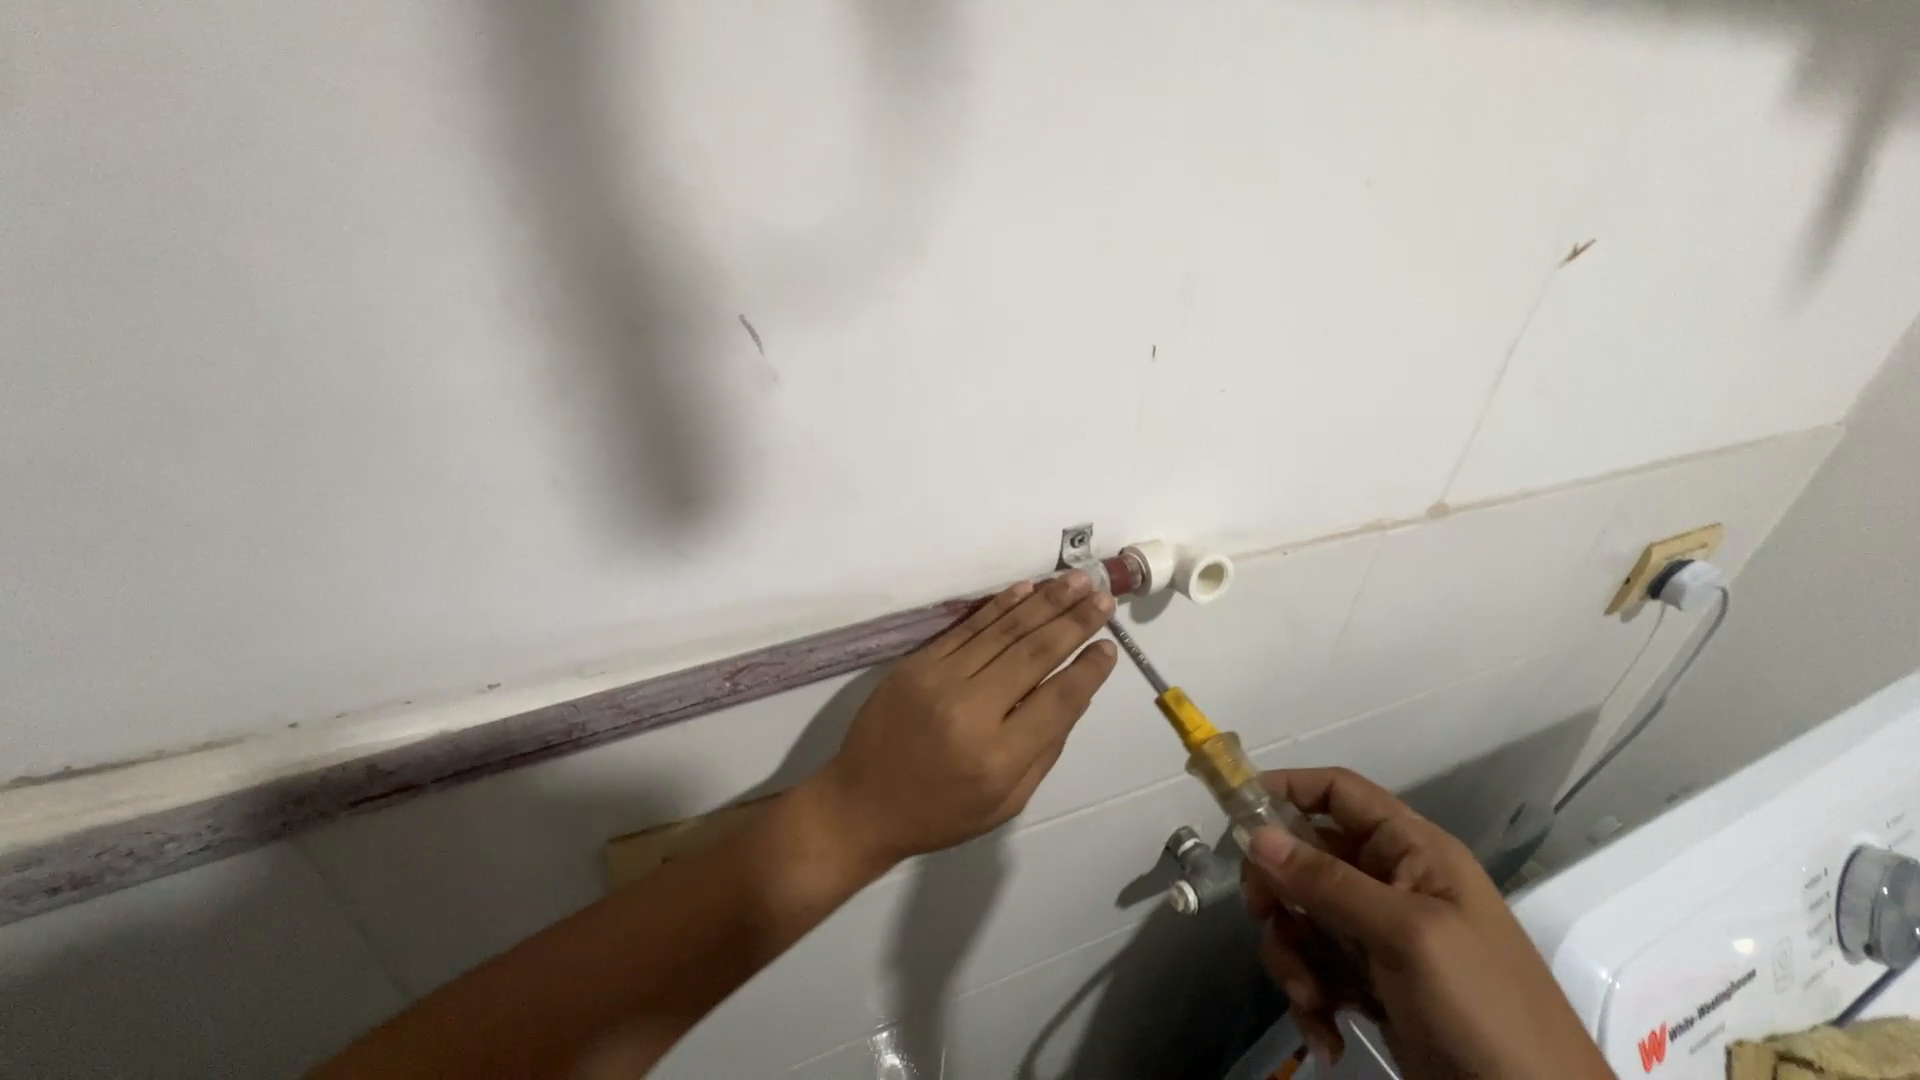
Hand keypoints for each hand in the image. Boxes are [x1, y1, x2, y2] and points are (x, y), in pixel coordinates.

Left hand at [811, 571, 1117, 865]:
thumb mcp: (1006, 802)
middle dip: (1074, 621)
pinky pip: (967, 629)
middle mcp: (971, 712)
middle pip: (1033, 654)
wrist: (860, 804)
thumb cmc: (940, 814)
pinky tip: (1027, 590)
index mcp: (999, 757)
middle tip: (1104, 596)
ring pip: (1002, 632)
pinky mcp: (916, 664)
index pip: (1058, 700)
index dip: (1088, 670)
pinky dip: (999, 607)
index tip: (1110, 646)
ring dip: (1044, 602)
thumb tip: (1076, 692)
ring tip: (1077, 581)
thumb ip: (1045, 749)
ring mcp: (938, 681)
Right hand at [1242, 768, 1610, 1079]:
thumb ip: (1329, 882)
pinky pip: (1315, 967)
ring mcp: (1380, 935)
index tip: (1234, 810)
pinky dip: (1309, 997)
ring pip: (1302, 916)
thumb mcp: (1406, 936)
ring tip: (1312, 998)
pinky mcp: (1372, 983)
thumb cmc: (1482, 1007)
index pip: (1339, 792)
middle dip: (1279, 891)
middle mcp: (1391, 882)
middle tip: (1264, 916)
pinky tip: (1324, 1030)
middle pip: (1306, 857)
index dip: (1286, 788)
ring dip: (1292, 954)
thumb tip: (1256, 835)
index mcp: (1411, 851)